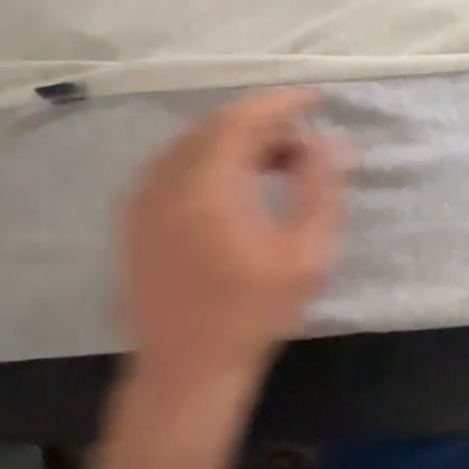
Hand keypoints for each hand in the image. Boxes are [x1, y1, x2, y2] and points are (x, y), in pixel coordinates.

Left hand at [120, 89, 345, 402]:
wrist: (187, 368)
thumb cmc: (253, 312)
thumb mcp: (306, 254)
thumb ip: (321, 190)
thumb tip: (333, 143)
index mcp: (204, 184)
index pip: (242, 119)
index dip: (282, 103)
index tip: (318, 101)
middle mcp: (164, 180)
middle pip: (216, 128)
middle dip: (265, 126)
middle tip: (308, 146)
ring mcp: (142, 200)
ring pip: (193, 147)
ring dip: (239, 145)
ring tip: (281, 168)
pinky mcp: (135, 221)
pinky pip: (175, 169)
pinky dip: (213, 164)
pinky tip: (240, 190)